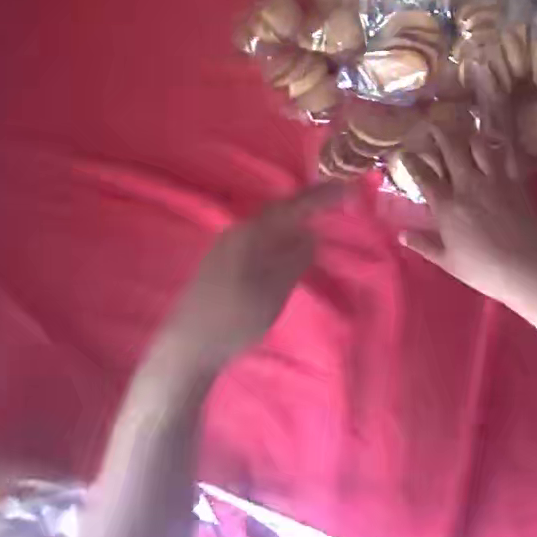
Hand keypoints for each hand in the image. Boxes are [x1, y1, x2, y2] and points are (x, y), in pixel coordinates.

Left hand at [152, 183, 344, 377]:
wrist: (189, 346)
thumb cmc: (237, 317)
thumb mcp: (276, 288)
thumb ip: (296, 257)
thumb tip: (311, 234)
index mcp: (251, 233)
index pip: (292, 206)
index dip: (321, 197)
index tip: (347, 189)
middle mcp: (237, 232)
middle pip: (278, 211)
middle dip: (307, 206)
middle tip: (336, 203)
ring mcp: (225, 247)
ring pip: (267, 226)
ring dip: (293, 222)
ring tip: (317, 224)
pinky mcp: (221, 263)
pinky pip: (258, 239)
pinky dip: (279, 238)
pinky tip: (286, 250)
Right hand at [398, 120, 536, 302]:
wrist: (525, 267)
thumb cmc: (482, 269)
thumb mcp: (447, 261)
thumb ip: (424, 245)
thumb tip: (402, 234)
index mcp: (447, 206)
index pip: (424, 176)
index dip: (413, 161)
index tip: (405, 151)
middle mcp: (468, 185)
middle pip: (451, 149)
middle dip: (439, 133)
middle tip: (432, 124)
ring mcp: (494, 180)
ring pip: (479, 145)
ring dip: (469, 136)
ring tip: (465, 133)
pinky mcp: (516, 181)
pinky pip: (508, 155)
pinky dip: (502, 145)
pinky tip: (499, 141)